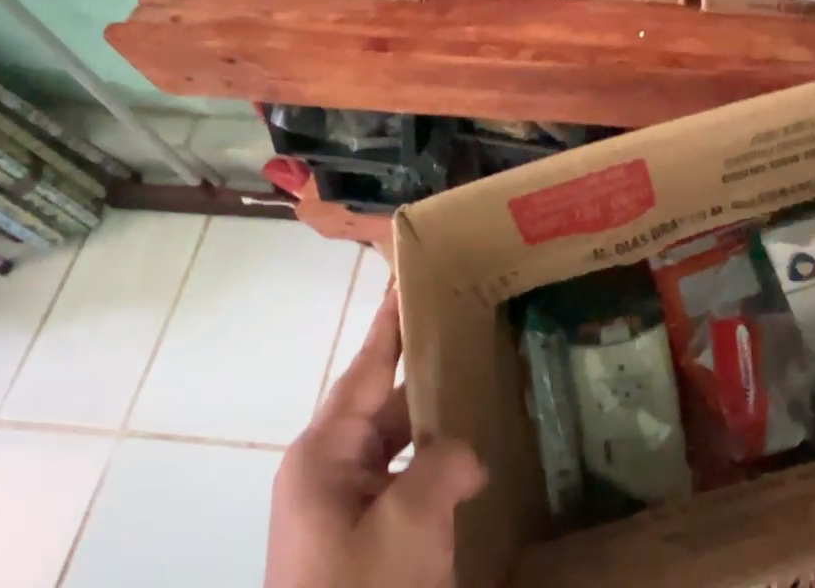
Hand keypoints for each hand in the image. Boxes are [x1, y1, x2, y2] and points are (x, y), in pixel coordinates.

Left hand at [266, 290, 485, 587]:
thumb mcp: (409, 523)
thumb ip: (446, 464)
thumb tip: (467, 455)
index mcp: (325, 453)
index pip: (368, 368)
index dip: (393, 322)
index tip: (412, 275)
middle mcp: (331, 470)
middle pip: (388, 404)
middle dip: (432, 372)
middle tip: (478, 329)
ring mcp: (347, 507)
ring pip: (402, 447)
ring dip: (440, 426)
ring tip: (489, 386)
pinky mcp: (366, 539)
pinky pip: (407, 484)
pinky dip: (439, 470)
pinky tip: (477, 461)